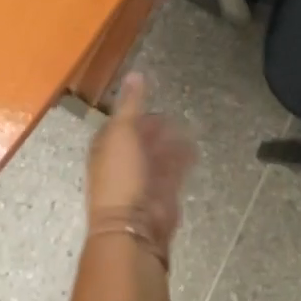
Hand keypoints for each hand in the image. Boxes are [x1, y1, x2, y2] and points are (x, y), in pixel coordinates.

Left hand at [86, 73, 197, 246]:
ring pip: (159, 154)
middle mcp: (123, 161)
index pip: (119, 123)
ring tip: (189, 129)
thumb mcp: (123, 132)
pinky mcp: (162, 192)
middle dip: (156, 126)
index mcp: (106, 147)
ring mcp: (143, 178)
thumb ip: (131, 103)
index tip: (150, 97)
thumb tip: (135, 73)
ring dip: (172, 142)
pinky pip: (173, 171)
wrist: (132, 226)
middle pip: (141, 138)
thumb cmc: (121, 176)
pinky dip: (183, 160)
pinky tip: (194, 150)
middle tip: (173, 115)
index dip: (134, 111)